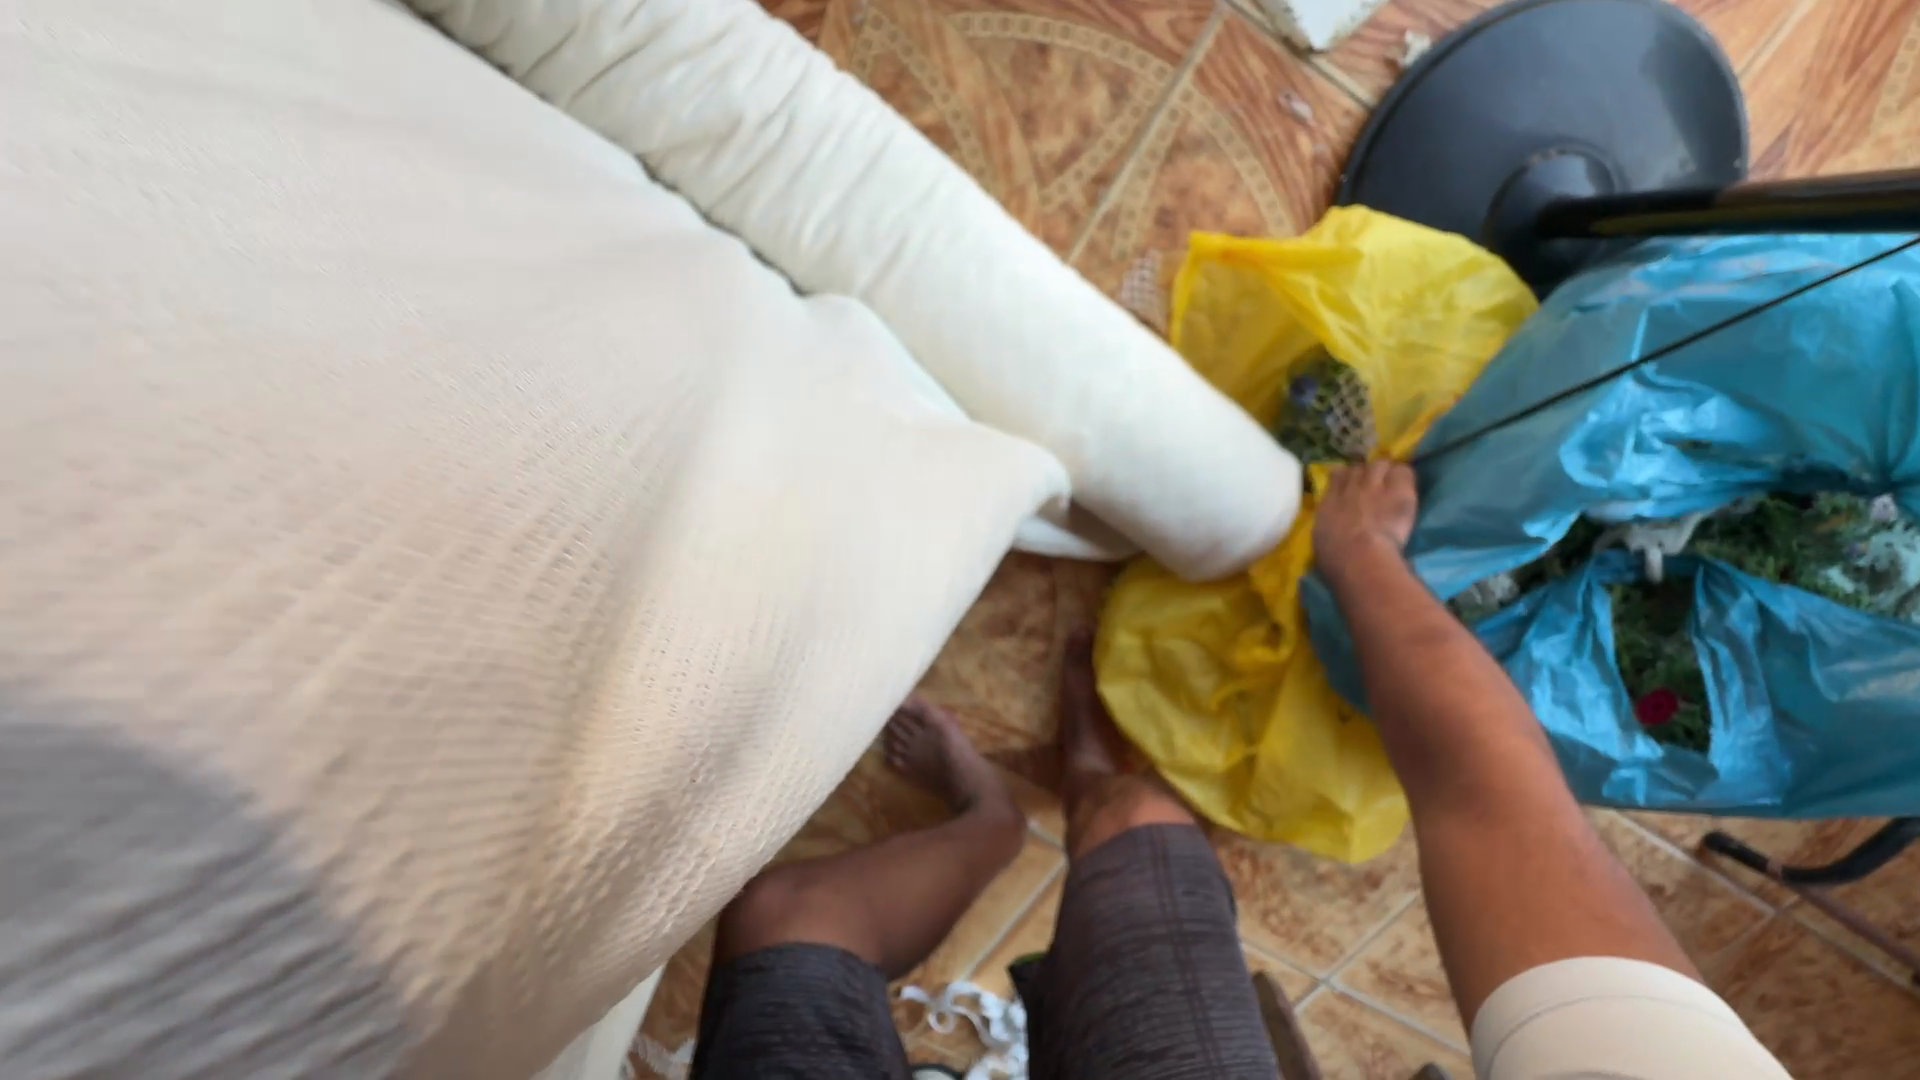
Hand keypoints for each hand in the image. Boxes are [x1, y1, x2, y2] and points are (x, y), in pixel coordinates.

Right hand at [1314, 461, 1417, 583]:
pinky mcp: (1398, 490)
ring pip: (1380, 464)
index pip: (1336, 476)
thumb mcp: (1322, 540)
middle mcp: (1350, 489)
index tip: (1350, 484)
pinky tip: (1407, 488)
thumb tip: (1332, 527)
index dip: (1345, 477)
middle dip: (1365, 472)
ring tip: (1393, 483)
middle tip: (1374, 484)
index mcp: (1328, 503)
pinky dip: (1404, 476)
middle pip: (1358, 467)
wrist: (1358, 556)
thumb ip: (1329, 526)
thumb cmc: (1336, 559)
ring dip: (1385, 471)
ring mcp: (1373, 486)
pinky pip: (1403, 471)